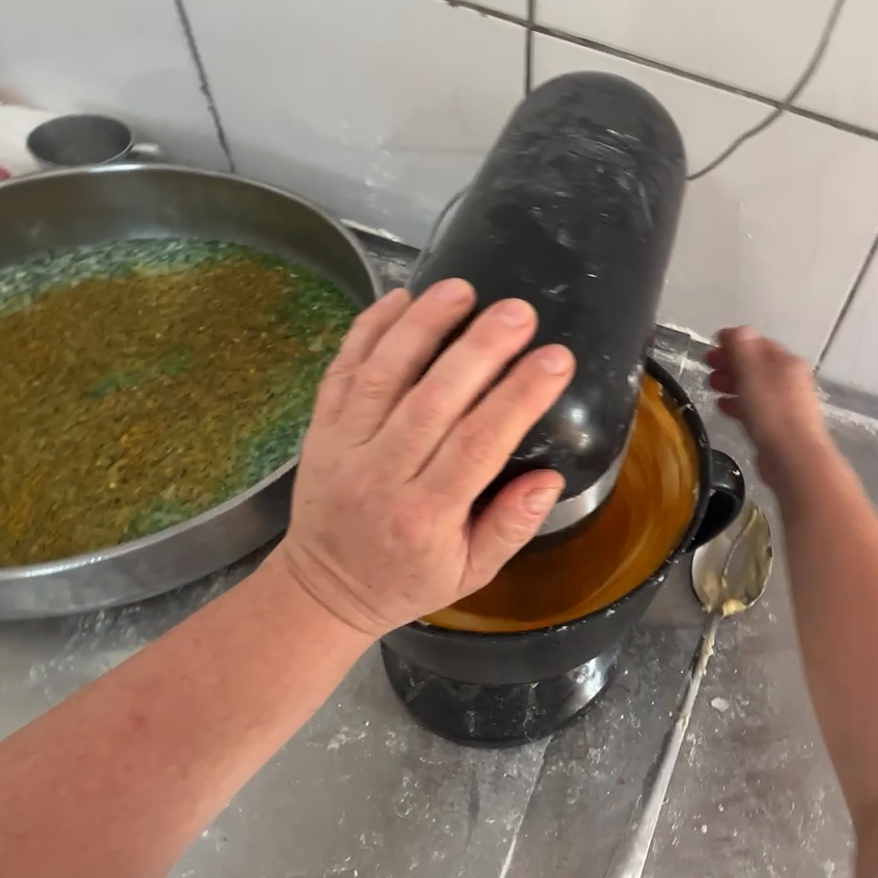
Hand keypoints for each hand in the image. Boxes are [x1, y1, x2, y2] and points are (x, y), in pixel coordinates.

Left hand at [265, 279, 574, 637]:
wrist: (322, 589)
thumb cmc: (408, 579)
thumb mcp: (472, 572)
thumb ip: (512, 526)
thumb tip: (549, 479)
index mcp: (425, 515)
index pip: (478, 445)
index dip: (519, 398)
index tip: (556, 359)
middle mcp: (380, 474)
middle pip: (431, 401)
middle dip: (478, 350)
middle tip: (518, 312)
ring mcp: (344, 445)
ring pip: (382, 375)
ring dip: (422, 327)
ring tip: (461, 288)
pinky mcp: (321, 427)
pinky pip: (342, 370)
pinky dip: (368, 329)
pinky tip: (401, 297)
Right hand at [706, 326, 833, 484]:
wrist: (793, 458)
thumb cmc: (772, 410)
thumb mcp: (752, 371)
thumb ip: (742, 347)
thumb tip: (734, 330)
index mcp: (787, 362)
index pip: (758, 343)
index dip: (734, 342)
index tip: (711, 346)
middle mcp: (790, 380)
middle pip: (757, 365)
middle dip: (731, 363)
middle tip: (707, 365)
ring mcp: (786, 405)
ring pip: (755, 387)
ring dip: (732, 383)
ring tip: (711, 385)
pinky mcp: (778, 428)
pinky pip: (755, 408)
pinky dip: (738, 403)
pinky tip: (723, 406)